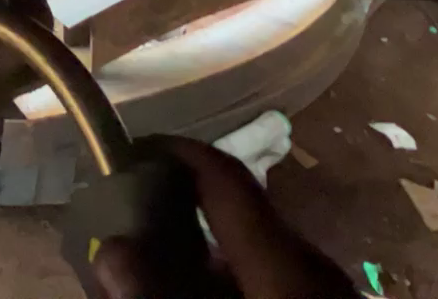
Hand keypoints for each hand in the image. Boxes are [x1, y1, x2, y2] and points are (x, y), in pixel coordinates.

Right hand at [92, 136, 357, 298]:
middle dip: (174, 220)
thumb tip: (112, 249)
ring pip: (248, 259)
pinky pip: (268, 286)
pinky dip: (226, 286)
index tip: (129, 153)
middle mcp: (310, 268)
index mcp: (286, 262)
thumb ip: (162, 293)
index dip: (176, 154)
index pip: (225, 177)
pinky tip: (193, 295)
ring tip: (152, 277)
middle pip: (232, 219)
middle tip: (126, 234)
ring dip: (197, 262)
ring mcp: (325, 294)